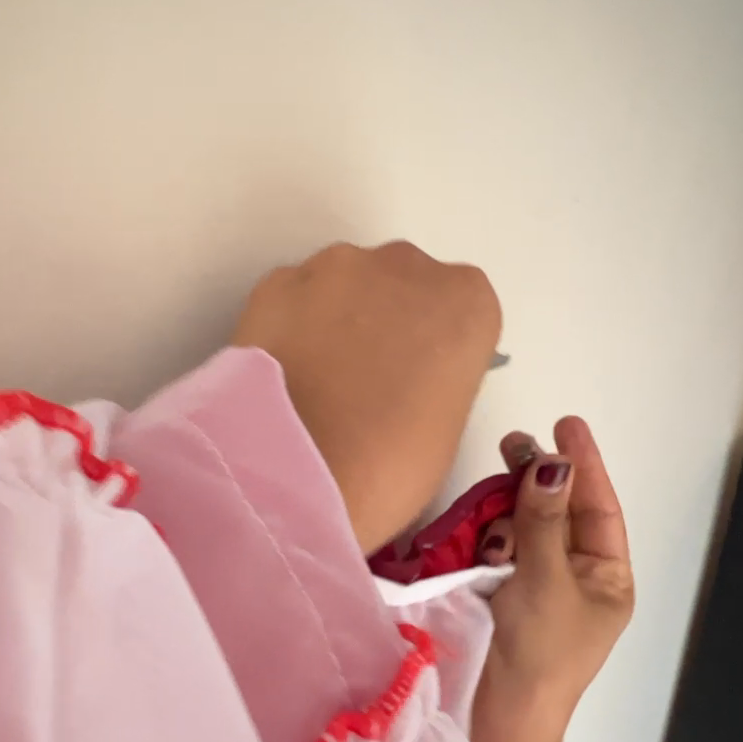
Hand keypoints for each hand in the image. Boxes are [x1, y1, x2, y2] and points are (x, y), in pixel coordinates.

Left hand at [232, 241, 501, 552]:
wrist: (295, 475)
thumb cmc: (388, 468)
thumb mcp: (443, 429)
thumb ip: (435, 380)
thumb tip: (402, 379)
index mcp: (466, 304)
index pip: (461, 314)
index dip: (435, 352)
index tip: (416, 386)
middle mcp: (407, 266)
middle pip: (403, 286)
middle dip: (387, 324)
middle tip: (362, 385)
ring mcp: (337, 266)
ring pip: (344, 285)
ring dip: (337, 320)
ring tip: (315, 383)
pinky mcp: (276, 281)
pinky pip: (294, 298)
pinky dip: (291, 327)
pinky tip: (282, 374)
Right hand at [473, 417, 633, 741]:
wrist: (497, 718)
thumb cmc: (539, 652)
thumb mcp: (547, 580)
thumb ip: (545, 519)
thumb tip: (551, 463)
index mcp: (606, 578)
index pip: (599, 507)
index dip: (584, 464)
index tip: (566, 424)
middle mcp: (574, 577)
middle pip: (558, 512)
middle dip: (538, 480)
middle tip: (512, 444)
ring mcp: (534, 585)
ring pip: (523, 527)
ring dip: (507, 508)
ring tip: (490, 491)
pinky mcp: (498, 592)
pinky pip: (496, 549)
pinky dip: (487, 534)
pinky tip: (476, 526)